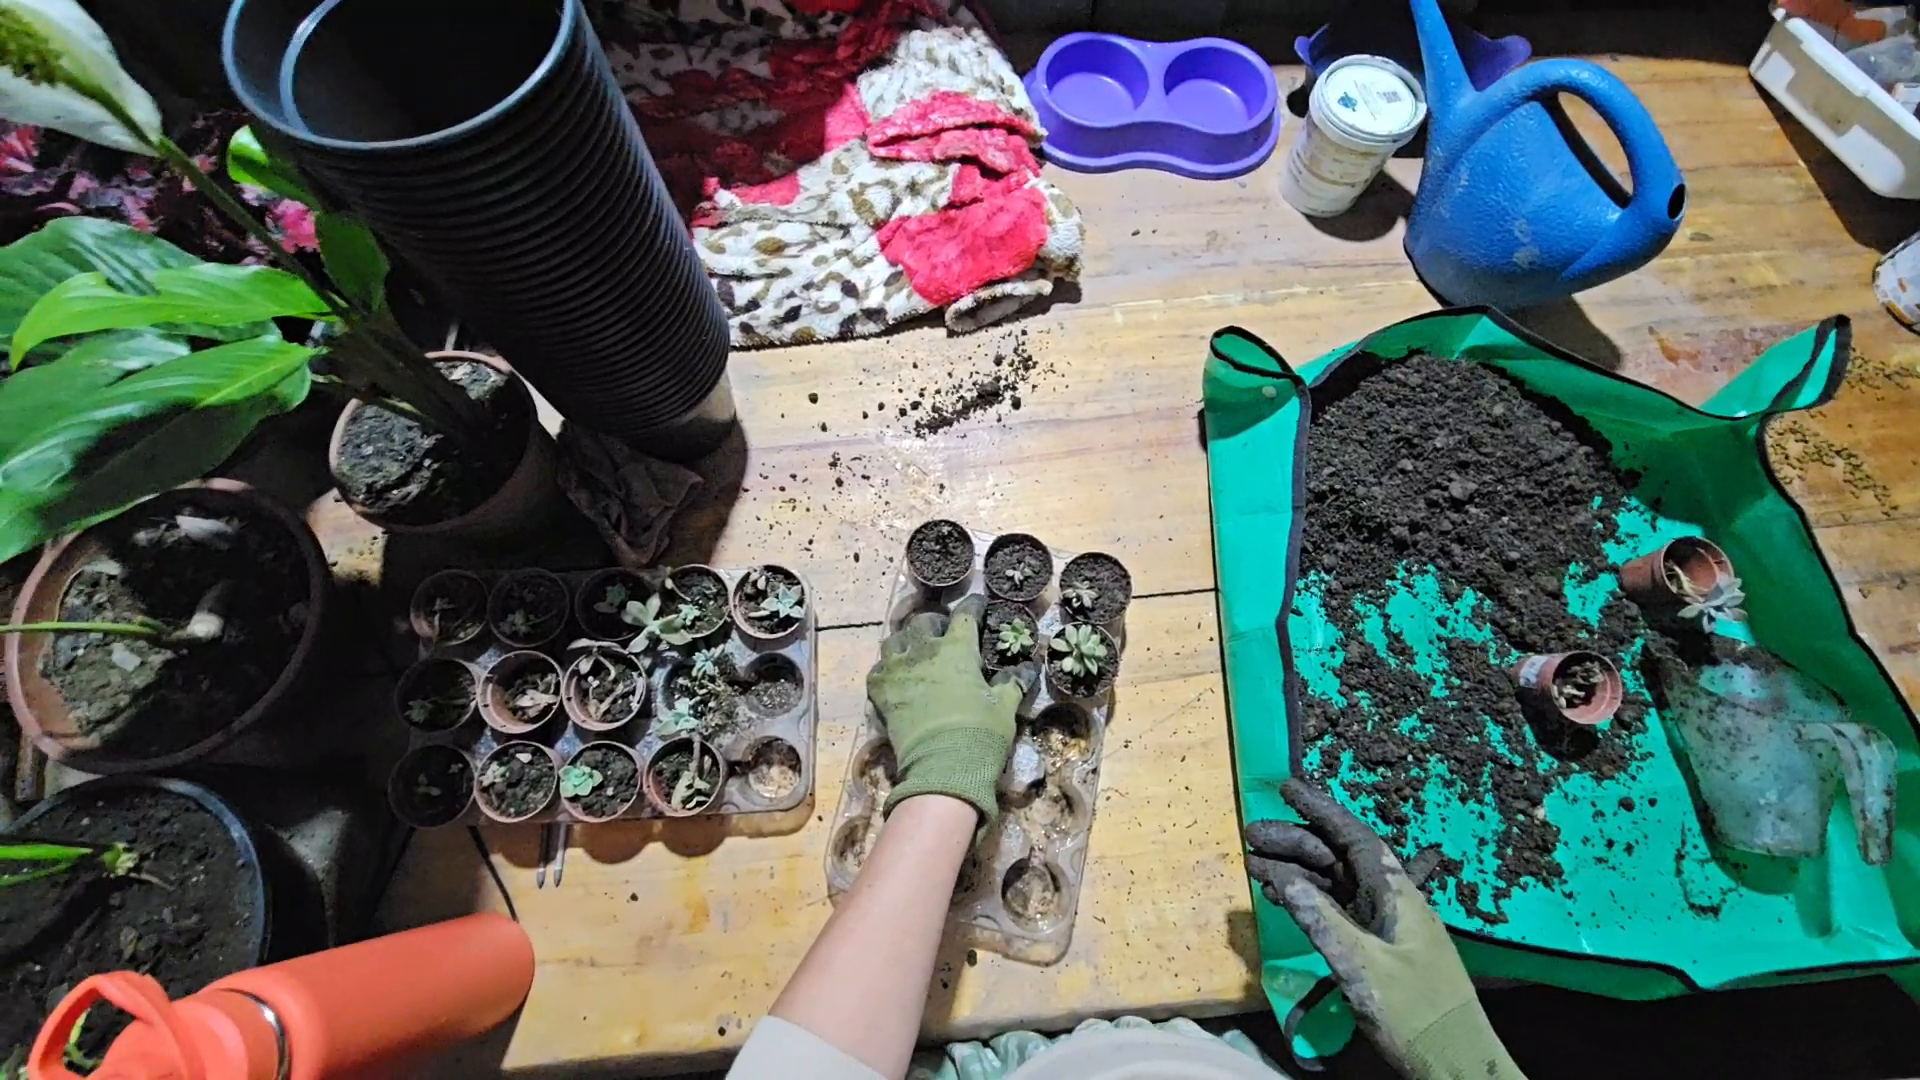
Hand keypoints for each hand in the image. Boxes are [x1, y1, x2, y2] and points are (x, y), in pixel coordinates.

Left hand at [867, 596, 1030, 823]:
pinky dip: (886, 669)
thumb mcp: (1005, 706)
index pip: (965, 614)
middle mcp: (924, 650)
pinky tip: (895, 676)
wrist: (943, 766)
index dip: (973, 606)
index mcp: (958, 649)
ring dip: (906, 641)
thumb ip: (1014, 682)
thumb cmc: (980, 732)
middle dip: (934, 621)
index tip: (978, 604)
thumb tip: (1029, 667)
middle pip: (923, 621)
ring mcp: (898, 669)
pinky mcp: (881, 691)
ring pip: (895, 640)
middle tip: (943, 630)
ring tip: (914, 649)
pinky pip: (878, 669)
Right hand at [1246, 780, 1525, 1079]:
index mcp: (1397, 895)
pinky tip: (1276, 896)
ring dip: (1292, 870)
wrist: (1457, 1068)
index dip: (1320, 809)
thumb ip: (1322, 920)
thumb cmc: (1416, 1013)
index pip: (1354, 837)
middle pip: (1336, 856)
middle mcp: (1388, 900)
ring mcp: (1380, 923)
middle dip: (1294, 841)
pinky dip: (1303, 898)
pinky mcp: (1372, 945)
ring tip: (1253, 865)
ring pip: (1330, 881)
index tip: (1285, 787)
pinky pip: (1332, 908)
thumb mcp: (1364, 966)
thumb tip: (1283, 877)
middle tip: (1251, 835)